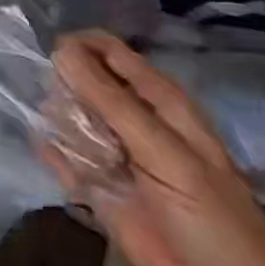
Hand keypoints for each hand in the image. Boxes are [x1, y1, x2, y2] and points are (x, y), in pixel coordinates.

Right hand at [47, 32, 264, 265]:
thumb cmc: (211, 220)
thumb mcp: (167, 155)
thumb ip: (113, 102)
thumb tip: (60, 49)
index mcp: (158, 100)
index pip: (110, 52)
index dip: (80, 46)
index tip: (52, 53)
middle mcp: (131, 117)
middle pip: (83, 80)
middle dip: (65, 86)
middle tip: (68, 110)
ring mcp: (111, 150)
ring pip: (68, 114)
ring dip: (60, 122)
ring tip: (77, 146)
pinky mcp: (94, 182)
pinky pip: (61, 154)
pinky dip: (53, 152)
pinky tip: (56, 157)